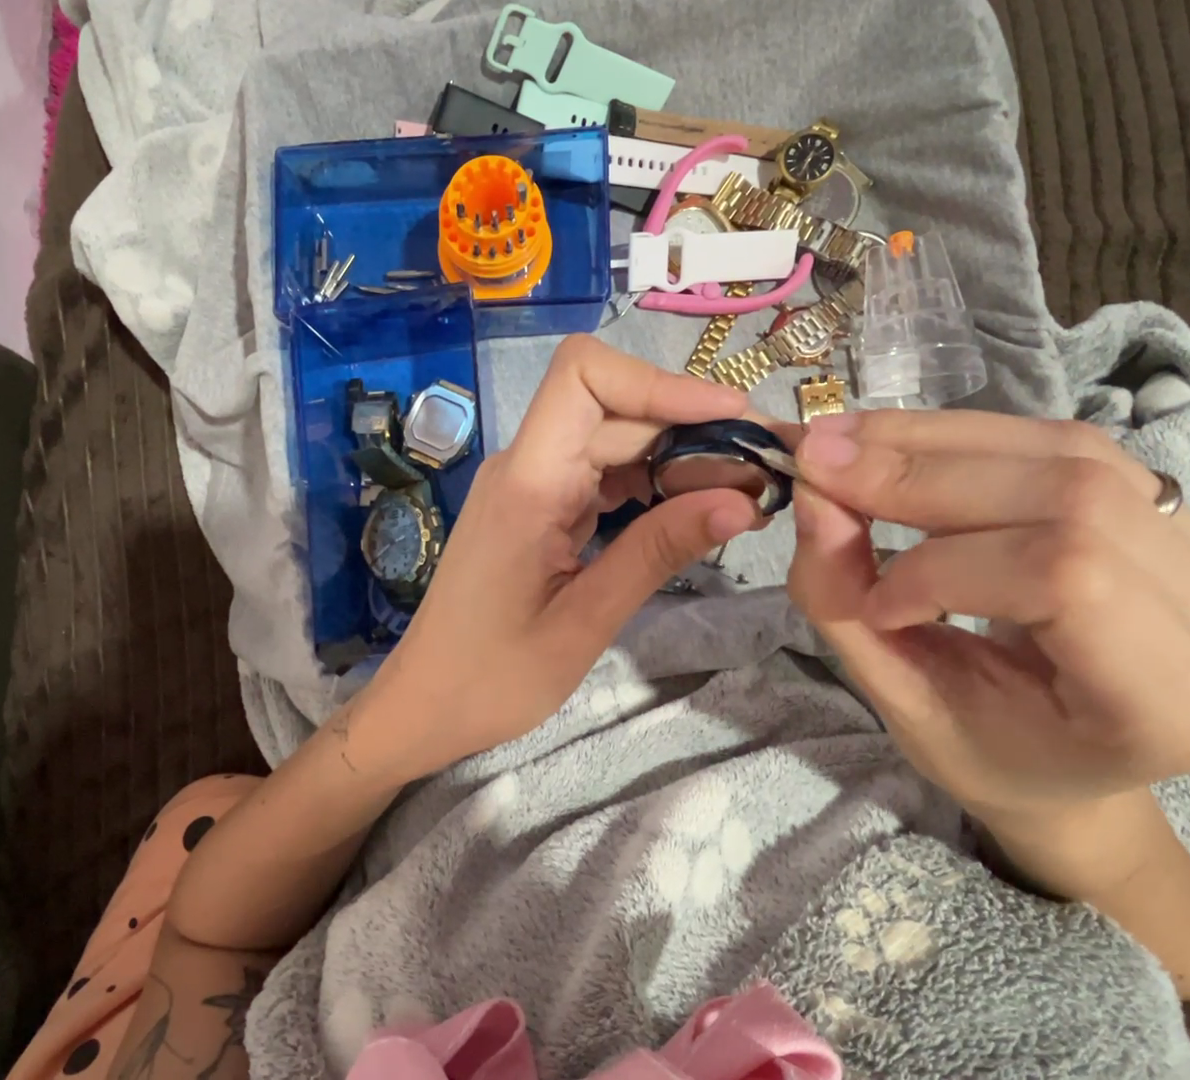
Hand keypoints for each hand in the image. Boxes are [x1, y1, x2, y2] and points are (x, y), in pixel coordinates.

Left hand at [349, 336, 761, 781]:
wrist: (425, 704)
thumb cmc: (492, 676)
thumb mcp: (584, 621)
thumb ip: (658, 552)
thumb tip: (742, 501)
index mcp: (527, 483)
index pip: (583, 376)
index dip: (659, 381)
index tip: (729, 418)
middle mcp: (524, 467)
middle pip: (612, 409)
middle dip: (691, 428)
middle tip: (764, 471)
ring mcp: (528, 487)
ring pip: (611, 441)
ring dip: (676, 458)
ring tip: (742, 495)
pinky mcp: (536, 510)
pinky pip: (599, 476)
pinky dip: (648, 486)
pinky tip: (692, 513)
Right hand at [787, 410, 1189, 833]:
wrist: (1073, 762)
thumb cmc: (990, 756)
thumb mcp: (903, 706)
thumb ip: (844, 604)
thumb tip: (811, 495)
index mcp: (1177, 707)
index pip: (1064, 578)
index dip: (942, 566)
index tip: (870, 600)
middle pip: (1070, 491)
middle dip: (918, 471)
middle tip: (814, 460)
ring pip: (1068, 451)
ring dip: (933, 440)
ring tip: (843, 446)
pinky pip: (1071, 447)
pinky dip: (964, 439)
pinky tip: (901, 448)